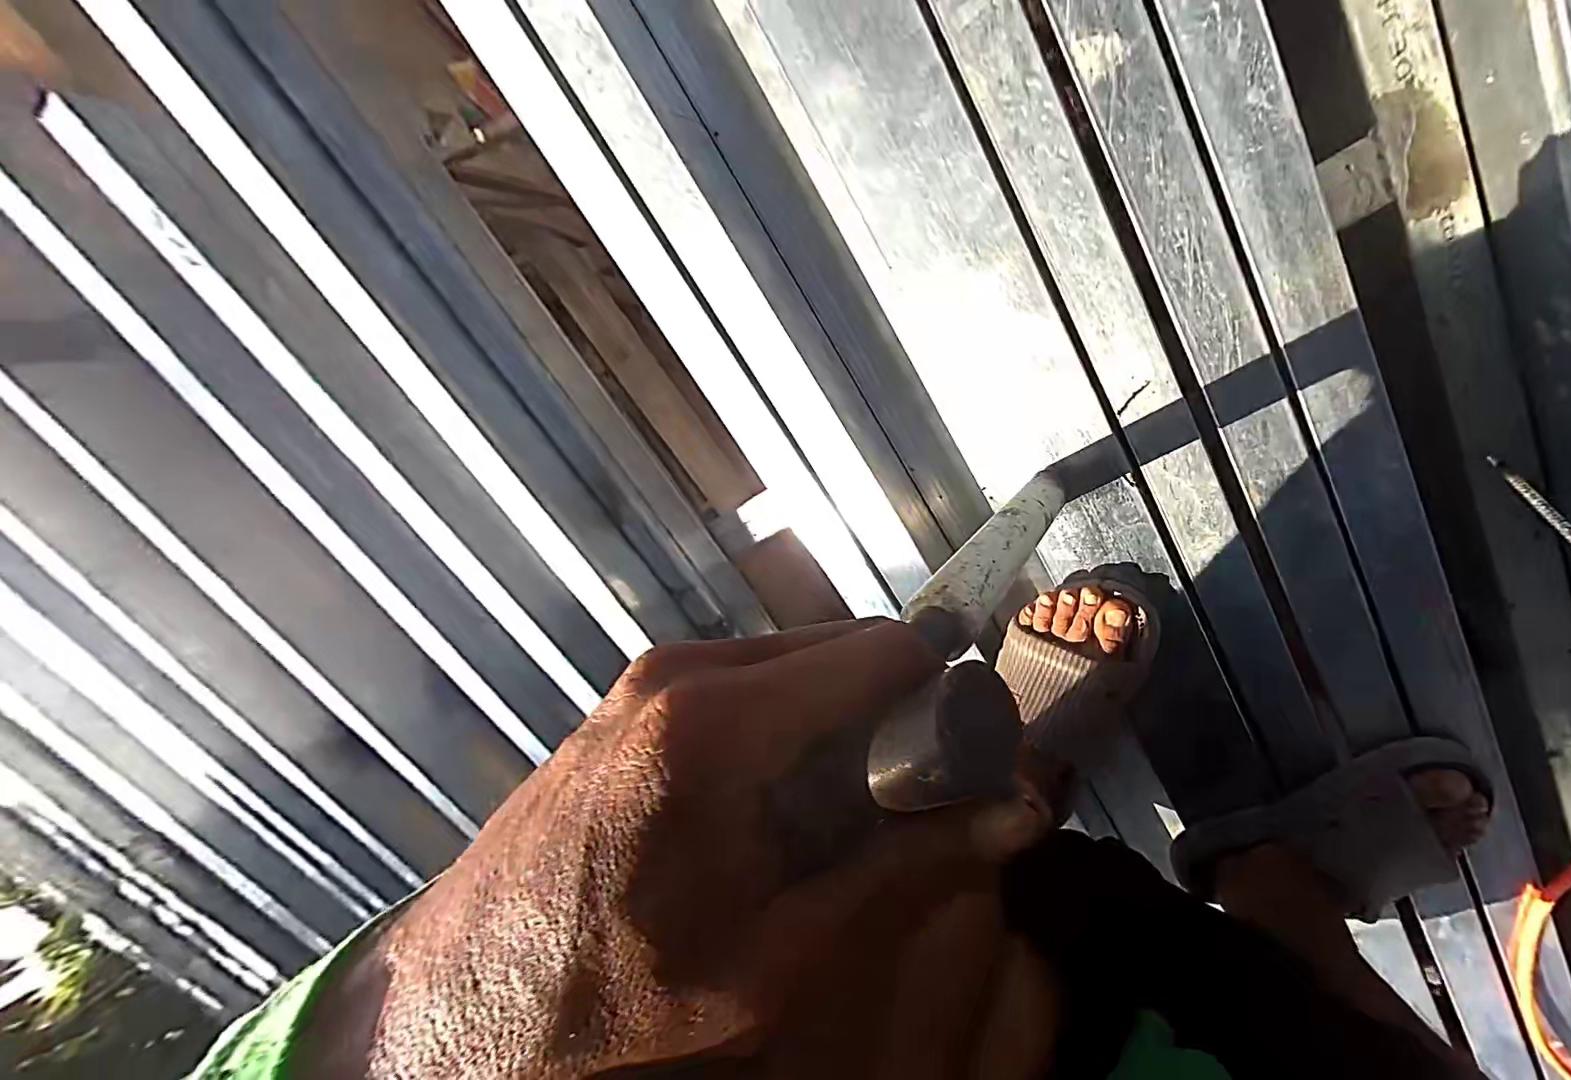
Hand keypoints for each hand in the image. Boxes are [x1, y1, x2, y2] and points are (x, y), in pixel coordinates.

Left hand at [302, 619, 1052, 1078]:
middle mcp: (686, 670)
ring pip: (802, 654)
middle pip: (845, 645)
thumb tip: (1018, 810)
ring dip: (844, 707)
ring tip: (841, 793)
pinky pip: (755, 672)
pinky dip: (794, 708)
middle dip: (893, 703)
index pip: (882, 652)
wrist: (438, 1023)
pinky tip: (780, 782)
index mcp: (719, 726)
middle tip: (903, 786)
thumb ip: (905, 870)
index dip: (939, 690)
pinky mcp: (638, 689)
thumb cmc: (609, 1011)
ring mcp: (655, 672)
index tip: (961, 747)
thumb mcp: (778, 962)